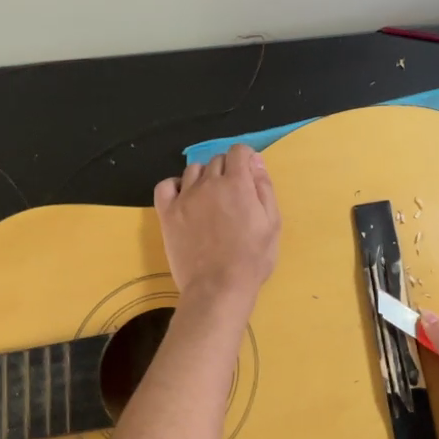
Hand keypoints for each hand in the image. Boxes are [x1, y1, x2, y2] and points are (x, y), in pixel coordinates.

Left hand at [153, 144, 280, 306]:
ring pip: (193, 170)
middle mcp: (210, 183)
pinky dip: (175, 186)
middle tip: (233, 193)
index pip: (238, 151)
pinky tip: (184, 198)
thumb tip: (255, 161)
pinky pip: (165, 185)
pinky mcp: (168, 213)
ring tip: (210, 198)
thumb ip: (264, 188)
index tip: (249, 173)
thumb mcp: (272, 223)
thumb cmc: (252, 259)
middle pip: (217, 160)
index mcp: (237, 183)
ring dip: (204, 177)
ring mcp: (185, 197)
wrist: (218, 287)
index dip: (245, 158)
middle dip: (227, 169)